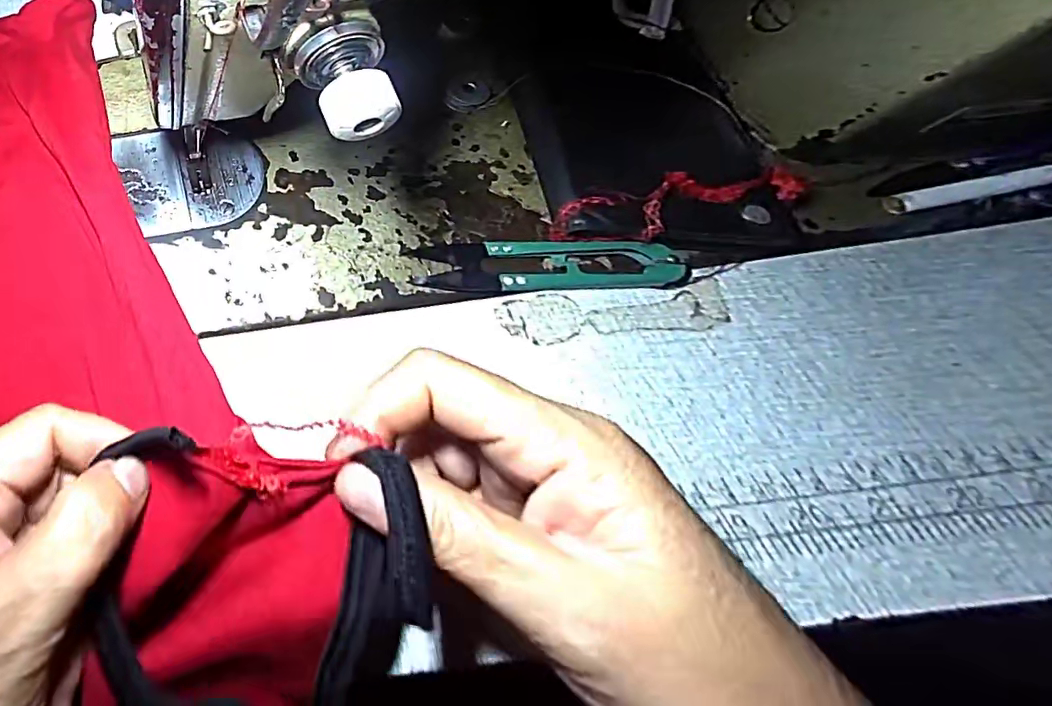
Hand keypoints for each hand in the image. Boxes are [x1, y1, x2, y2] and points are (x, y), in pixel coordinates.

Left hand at [0, 405, 149, 705]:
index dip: (101, 441)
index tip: (156, 476)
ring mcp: (2, 550)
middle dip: (113, 490)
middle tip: (160, 529)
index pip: (42, 432)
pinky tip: (126, 586)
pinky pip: (78, 551)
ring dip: (116, 532)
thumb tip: (135, 466)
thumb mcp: (13, 611)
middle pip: (63, 466)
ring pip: (77, 509)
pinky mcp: (25, 588)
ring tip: (146, 561)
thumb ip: (78, 531)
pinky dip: (109, 564)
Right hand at [326, 350, 864, 705]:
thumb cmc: (705, 671)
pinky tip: (425, 555)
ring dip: (401, 493)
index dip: (380, 408)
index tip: (346, 461)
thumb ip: (451, 535)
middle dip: (383, 453)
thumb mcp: (562, 600)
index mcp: (566, 440)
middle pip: (429, 411)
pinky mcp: (522, 516)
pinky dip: (421, 521)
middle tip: (358, 507)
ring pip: (431, 455)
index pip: (441, 380)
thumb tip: (357, 481)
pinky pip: (448, 496)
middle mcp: (544, 446)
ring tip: (398, 542)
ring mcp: (532, 481)